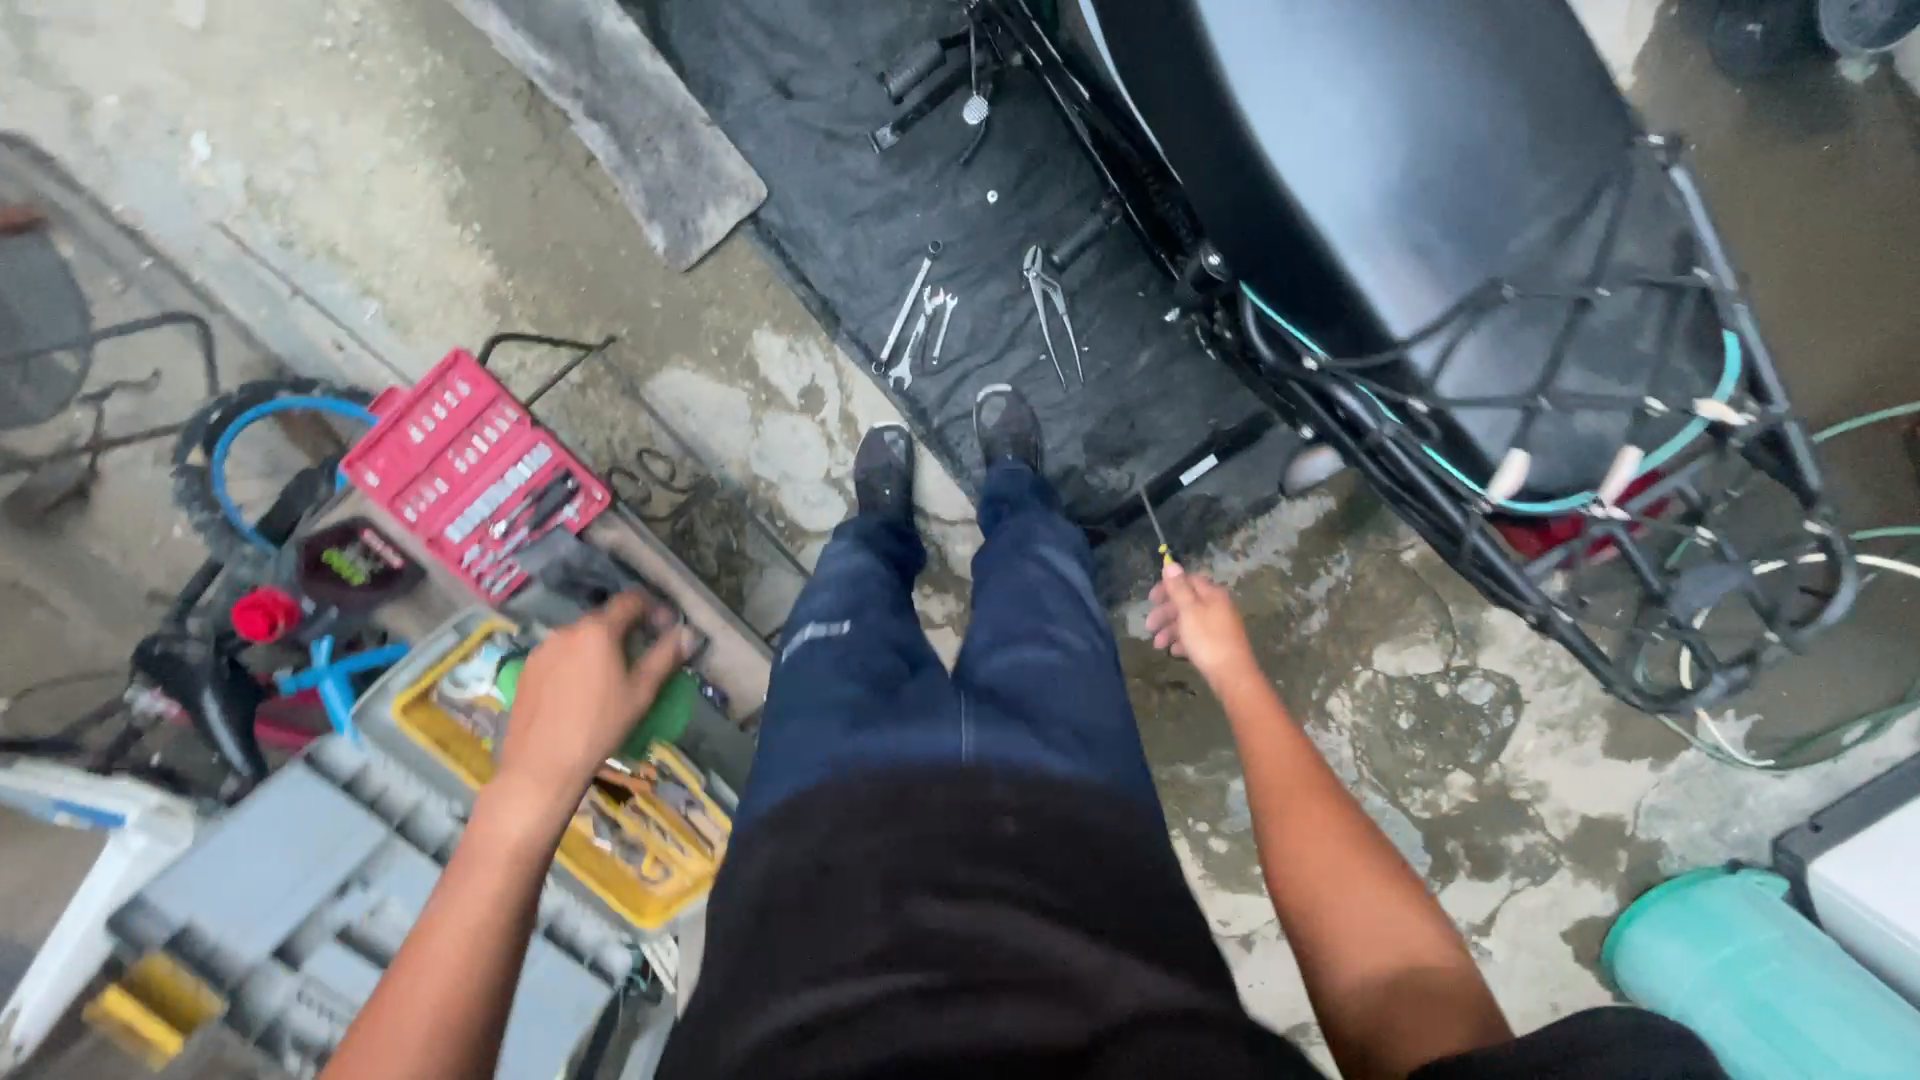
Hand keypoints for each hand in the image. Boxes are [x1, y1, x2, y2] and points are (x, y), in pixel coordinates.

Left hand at [494, 593, 692, 811]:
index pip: (630, 601)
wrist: (541, 765)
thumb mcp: (641, 692)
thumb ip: (666, 656)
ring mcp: (541, 649)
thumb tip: (688, 634)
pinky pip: (559, 654)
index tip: (664, 626)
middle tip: (640, 656)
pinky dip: (575, 661)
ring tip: (608, 676)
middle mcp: (566, 630)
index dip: (652, 607)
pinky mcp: (526, 669)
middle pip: (603, 619)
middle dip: (625, 630)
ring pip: (579, 637)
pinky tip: (580, 690)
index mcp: (597, 630)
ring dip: (598, 646)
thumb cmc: (600, 725)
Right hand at [1145, 562, 1259, 689]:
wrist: (1232, 674)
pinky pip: (1197, 637)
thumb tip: (1171, 564)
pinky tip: (1174, 652)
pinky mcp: (1218, 643)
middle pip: (1186, 602)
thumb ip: (1178, 588)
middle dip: (1165, 613)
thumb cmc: (1207, 639)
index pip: (1187, 580)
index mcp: (1212, 594)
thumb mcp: (1189, 610)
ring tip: (1158, 645)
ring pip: (1189, 621)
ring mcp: (1219, 625)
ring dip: (1170, 630)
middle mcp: (1217, 606)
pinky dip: (1183, 641)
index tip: (1150, 599)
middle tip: (1149, 626)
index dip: (1167, 586)